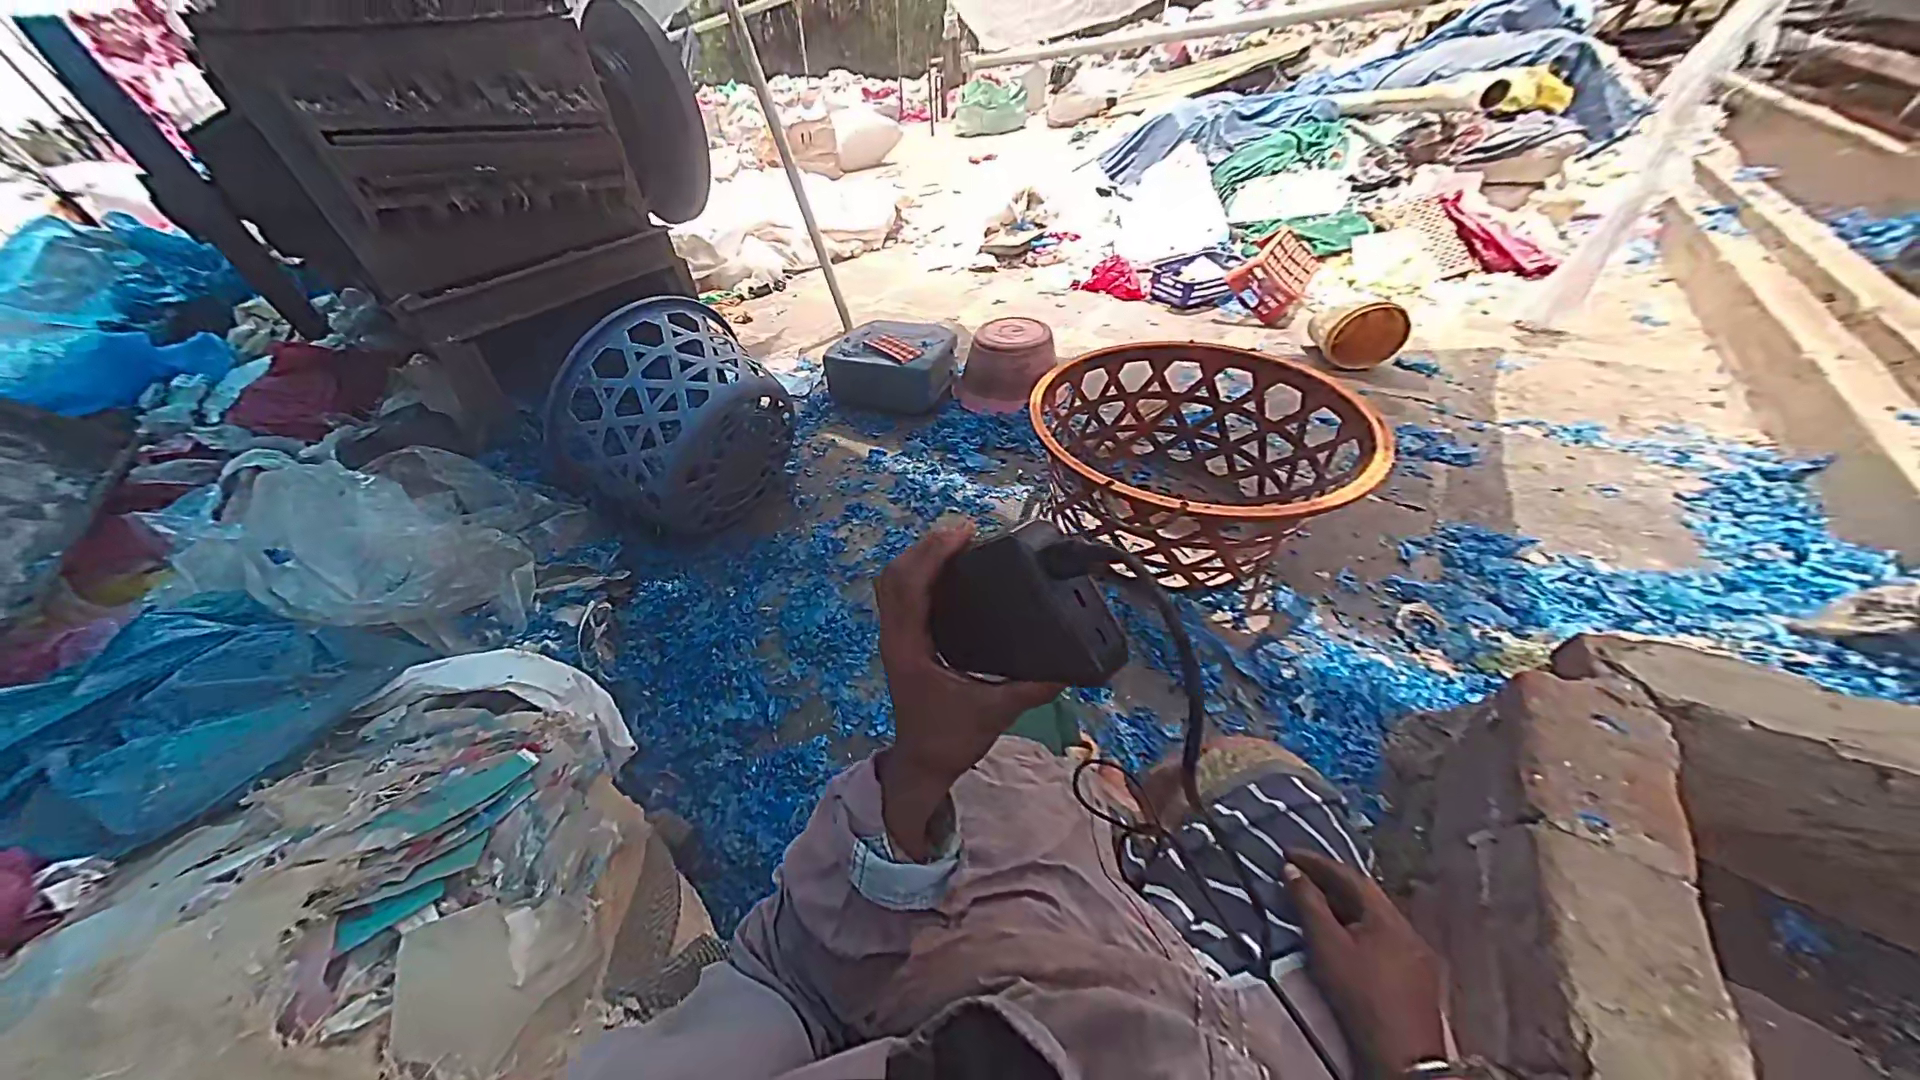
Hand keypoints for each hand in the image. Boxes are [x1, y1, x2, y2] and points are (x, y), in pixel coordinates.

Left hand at [874, 521, 1062, 858]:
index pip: (909, 586)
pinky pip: (903, 594)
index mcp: (909, 648)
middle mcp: (896, 636)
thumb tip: (1067, 668)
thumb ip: (1029, 689)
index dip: (932, 554)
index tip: (965, 534)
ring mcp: (896, 637)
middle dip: (926, 547)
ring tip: (958, 544)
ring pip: (894, 582)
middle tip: (966, 534)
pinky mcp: (904, 641)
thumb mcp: (993, 713)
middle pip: (895, 574)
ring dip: (921, 557)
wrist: (922, 764)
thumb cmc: (949, 740)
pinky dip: (922, 573)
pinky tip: (950, 572)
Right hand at [1284, 850, 1446, 1078]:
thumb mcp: (1325, 944)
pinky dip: (1356, 922)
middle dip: (1330, 879)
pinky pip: (1381, 933)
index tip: (1288, 853)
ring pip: (1373, 914)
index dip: (1316, 861)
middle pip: (1364, 893)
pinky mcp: (1417, 975)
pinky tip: (1342, 929)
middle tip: (1299, 871)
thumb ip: (1308, 902)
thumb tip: (1292, 870)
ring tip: (1314, 896)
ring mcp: (1416, 953)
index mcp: (1387, 917)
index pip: (1349, 875)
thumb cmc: (1359, 993)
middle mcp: (1407, 929)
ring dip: (1343, 902)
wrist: (1402, 1057)